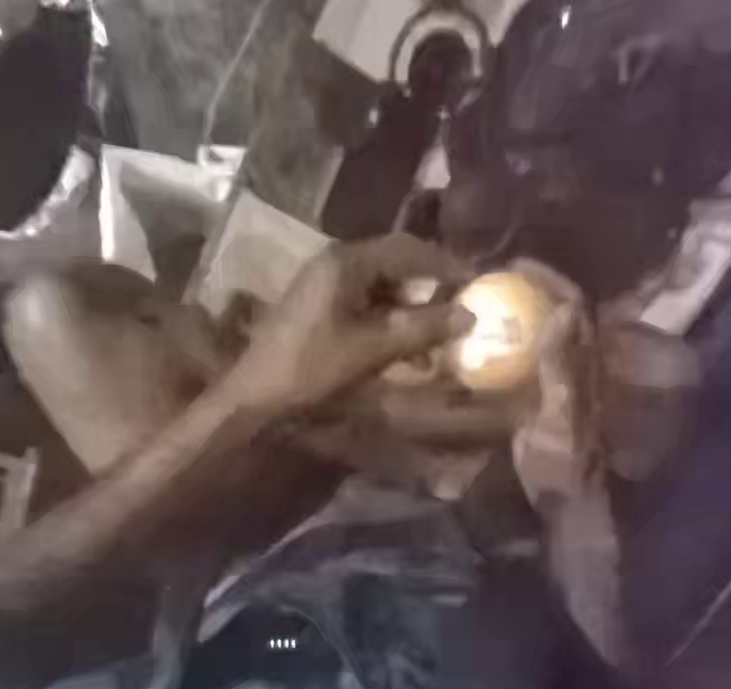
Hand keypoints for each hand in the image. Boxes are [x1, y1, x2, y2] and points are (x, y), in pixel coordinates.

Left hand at [223, 235, 474, 415]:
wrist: (255, 396)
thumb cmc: (313, 368)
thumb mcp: (373, 349)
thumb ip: (422, 328)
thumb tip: (469, 314)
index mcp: (347, 262)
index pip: (408, 249)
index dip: (445, 265)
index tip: (475, 283)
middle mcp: (335, 263)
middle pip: (395, 265)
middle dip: (429, 290)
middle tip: (457, 312)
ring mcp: (323, 285)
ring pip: (380, 288)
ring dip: (409, 311)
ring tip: (433, 340)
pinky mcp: (318, 308)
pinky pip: (364, 306)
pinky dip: (387, 323)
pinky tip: (402, 349)